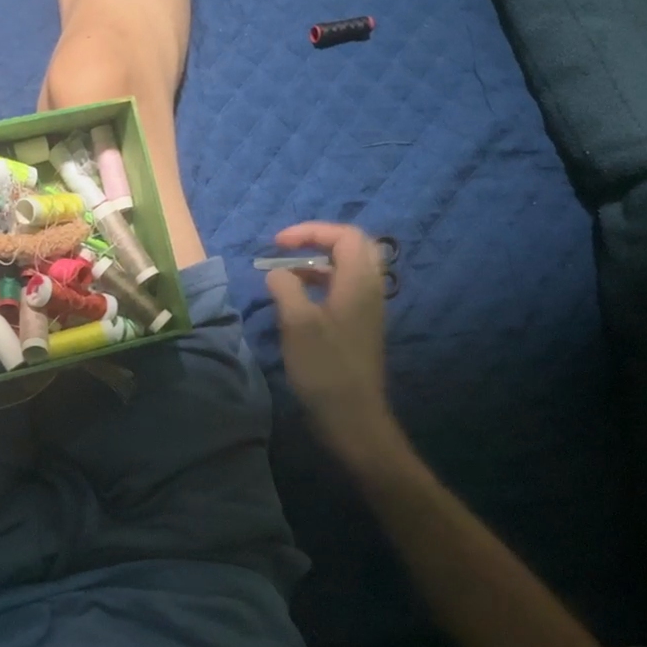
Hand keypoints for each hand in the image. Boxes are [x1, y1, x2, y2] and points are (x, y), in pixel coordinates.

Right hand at [265, 222, 397, 452]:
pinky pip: (342, 291)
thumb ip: (285, 288)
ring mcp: (366, 310)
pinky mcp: (359, 327)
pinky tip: (296, 303)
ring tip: (283, 275)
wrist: (351, 415)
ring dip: (315, 265)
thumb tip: (277, 273)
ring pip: (346, 270)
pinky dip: (319, 286)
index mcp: (358, 282)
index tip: (277, 244)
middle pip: (351, 248)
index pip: (344, 235)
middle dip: (317, 242)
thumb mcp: (297, 323)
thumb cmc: (324, 367)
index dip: (310, 231)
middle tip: (286, 251)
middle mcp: (369, 290)